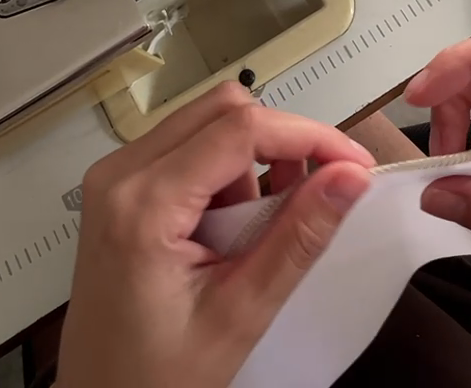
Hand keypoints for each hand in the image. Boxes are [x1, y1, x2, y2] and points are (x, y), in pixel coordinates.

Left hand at [58, 82, 374, 387]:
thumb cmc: (157, 377)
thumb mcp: (239, 313)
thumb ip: (298, 238)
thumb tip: (349, 177)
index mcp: (142, 203)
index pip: (240, 130)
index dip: (307, 135)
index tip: (354, 164)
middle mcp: (120, 170)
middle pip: (223, 110)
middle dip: (280, 142)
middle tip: (316, 190)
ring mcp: (116, 172)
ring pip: (208, 121)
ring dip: (252, 160)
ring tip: (263, 226)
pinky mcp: (122, 181)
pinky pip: (189, 143)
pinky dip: (227, 169)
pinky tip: (234, 222)